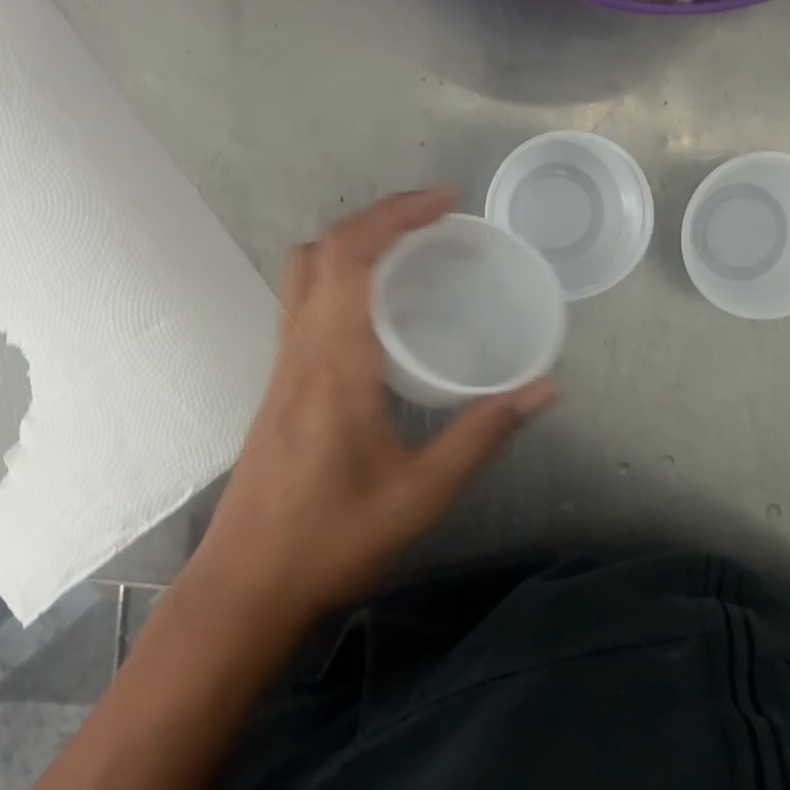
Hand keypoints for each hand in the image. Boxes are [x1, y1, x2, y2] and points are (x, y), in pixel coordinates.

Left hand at [189, 190, 558, 622]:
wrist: (247, 585)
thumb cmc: (332, 542)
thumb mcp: (421, 495)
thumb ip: (481, 436)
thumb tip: (542, 389)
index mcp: (334, 367)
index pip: (351, 260)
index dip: (396, 216)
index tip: (447, 204)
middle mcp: (300, 355)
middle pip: (320, 254)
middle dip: (377, 222)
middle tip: (435, 227)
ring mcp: (282, 372)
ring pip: (303, 279)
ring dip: (353, 250)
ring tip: (413, 262)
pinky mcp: (278, 392)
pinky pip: (304, 310)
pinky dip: (341, 286)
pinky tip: (381, 322)